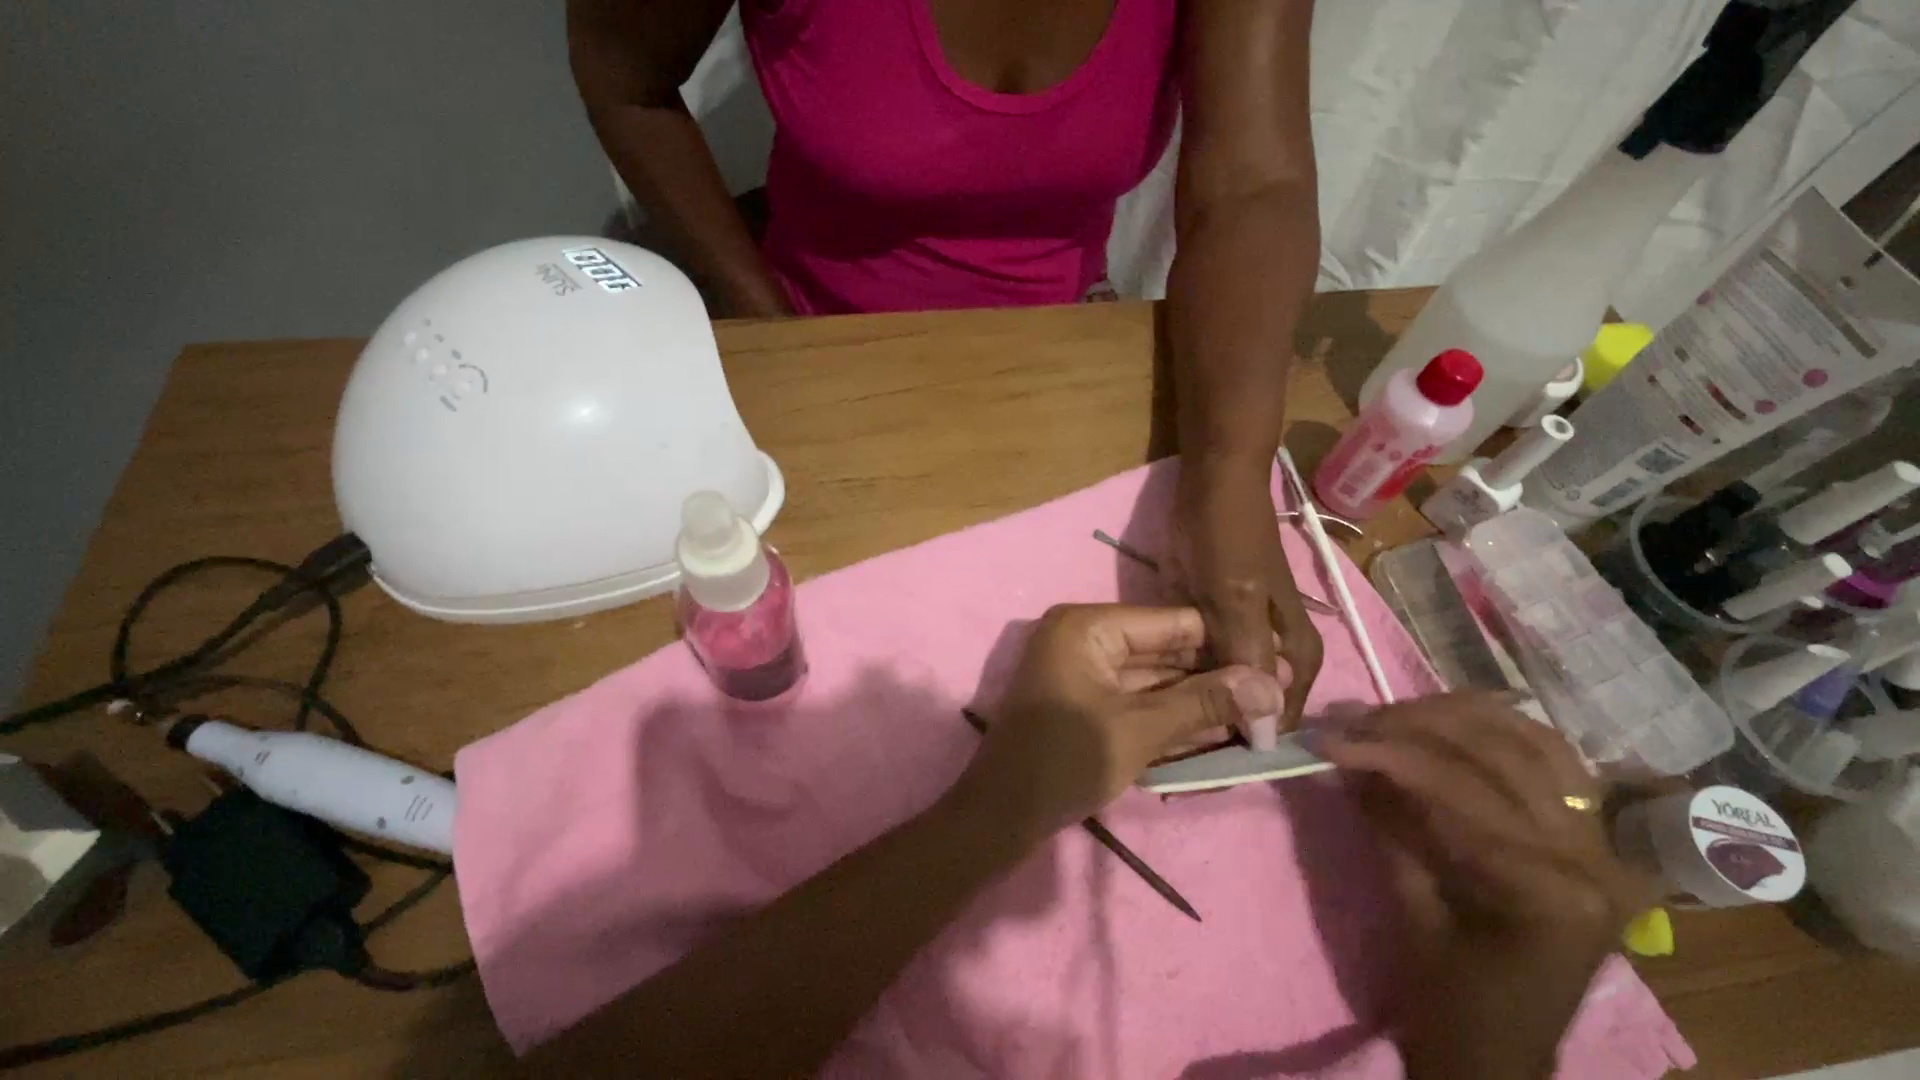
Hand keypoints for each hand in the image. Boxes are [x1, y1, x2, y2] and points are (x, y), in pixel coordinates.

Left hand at [960, 605, 1283, 837]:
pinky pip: (1140, 701)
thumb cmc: (1064, 761)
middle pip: (1168, 651)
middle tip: (1280, 700)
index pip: (1176, 623)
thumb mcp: (1140, 730)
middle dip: (1219, 678)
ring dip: (1202, 701)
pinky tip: (1223, 733)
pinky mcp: (1087, 704)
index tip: (1284, 670)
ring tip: (1263, 719)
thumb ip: (1206, 703)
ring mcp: (1085, 671)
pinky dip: (1175, 717)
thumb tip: (1274, 684)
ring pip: (1158, 680)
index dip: (1230, 648)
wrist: (999, 817)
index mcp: (1089, 625)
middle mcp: (1086, 637)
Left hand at [1176, 461, 1323, 745]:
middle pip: (1253, 680)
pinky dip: (1181, 668)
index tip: (1256, 754)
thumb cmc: (1228, 537)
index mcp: (1283, 632)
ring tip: (1177, 730)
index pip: (1291, 685)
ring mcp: (1228, 612)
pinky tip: (1159, 689)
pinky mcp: (1199, 601)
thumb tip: (1266, 726)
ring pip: (1219, 666)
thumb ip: (1248, 656)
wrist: (1209, 479)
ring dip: (1204, 692)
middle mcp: (1260, 627)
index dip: (1279, 717)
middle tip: (1208, 751)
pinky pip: (1193, 646)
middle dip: (1235, 712)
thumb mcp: (1236, 600)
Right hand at [1323, 693, 1650, 1079]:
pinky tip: (1455, 722)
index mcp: (1554, 890)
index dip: (1388, 752)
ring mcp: (1604, 849)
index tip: (1327, 737)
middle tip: (1352, 719)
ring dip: (1459, 716)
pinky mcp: (1593, 845)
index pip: (1461, 789)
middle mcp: (1595, 859)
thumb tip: (1348, 756)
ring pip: (1535, 743)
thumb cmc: (1450, 1004)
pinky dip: (1502, 734)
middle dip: (1417, 724)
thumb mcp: (1411, 915)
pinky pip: (1552, 766)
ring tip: (1394, 713)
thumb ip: (1390, 826)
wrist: (1500, 1058)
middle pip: (1502, 754)